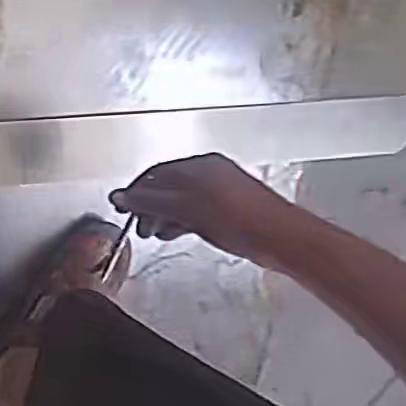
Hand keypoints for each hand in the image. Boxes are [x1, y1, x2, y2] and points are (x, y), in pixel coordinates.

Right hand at [109, 153, 304, 268]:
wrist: (284, 240)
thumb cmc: (241, 221)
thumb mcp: (183, 210)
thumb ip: (148, 202)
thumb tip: (120, 197)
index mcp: (200, 165)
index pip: (153, 174)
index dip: (134, 192)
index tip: (122, 207)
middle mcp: (211, 171)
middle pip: (166, 186)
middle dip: (149, 206)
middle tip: (138, 222)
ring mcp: (223, 188)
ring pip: (181, 198)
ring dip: (165, 215)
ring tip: (156, 230)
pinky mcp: (232, 205)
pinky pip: (196, 207)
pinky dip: (182, 218)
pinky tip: (178, 230)